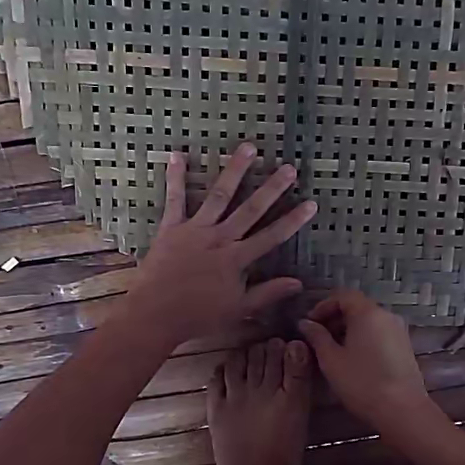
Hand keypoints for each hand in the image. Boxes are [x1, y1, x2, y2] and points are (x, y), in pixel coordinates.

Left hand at [124, 143, 316, 340]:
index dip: (293, 220)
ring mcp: (195, 230)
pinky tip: (178, 155)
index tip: (310, 203)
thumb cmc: (198, 316)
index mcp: (237, 259)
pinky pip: (174, 199)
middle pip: (251, 209)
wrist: (155, 315)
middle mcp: (220, 238)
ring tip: (248, 148)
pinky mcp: (171, 228)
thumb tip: (298, 283)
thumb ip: (268, 293)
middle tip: (288, 168)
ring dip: (235, 170)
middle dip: (272, 188)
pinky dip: (175, 177)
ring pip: (220, 195)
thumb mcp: (239, 310)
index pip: (272, 236)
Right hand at [295, 289, 435, 427]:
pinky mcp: (404, 346)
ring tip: (332, 350)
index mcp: (368, 312)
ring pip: (369, 320)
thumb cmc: (362, 383)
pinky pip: (379, 332)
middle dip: (335, 318)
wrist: (402, 410)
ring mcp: (399, 330)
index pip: (343, 295)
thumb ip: (317, 337)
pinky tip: (352, 358)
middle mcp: (387, 315)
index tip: (309, 323)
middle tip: (317, 337)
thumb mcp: (331, 360)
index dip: (323, 305)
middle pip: (357, 306)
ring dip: (348, 329)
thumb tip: (306, 323)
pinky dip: (363, 337)